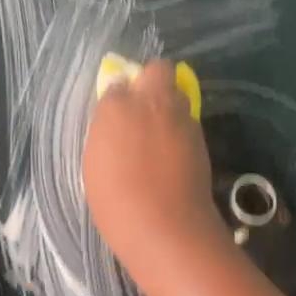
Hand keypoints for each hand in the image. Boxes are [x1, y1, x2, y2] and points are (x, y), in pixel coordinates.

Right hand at [82, 59, 228, 277]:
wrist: (163, 226)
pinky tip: (175, 156)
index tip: (117, 115)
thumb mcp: (95, 166)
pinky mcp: (200, 136)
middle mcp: (150, 103)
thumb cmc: (116, 202)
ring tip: (162, 134)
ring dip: (170, 105)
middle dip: (152, 81)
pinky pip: (188, 122)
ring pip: (179, 94)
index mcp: (116, 108)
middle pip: (158, 70)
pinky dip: (181, 131)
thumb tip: (116, 125)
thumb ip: (107, 135)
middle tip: (144, 108)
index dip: (118, 98)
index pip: (117, 84)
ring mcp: (180, 117)